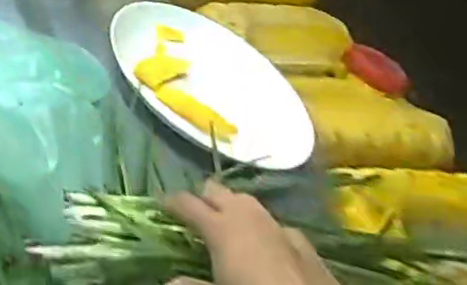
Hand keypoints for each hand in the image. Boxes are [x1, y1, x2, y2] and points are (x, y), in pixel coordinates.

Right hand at [163, 181, 336, 284]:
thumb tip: (169, 280)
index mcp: (221, 227)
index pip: (185, 202)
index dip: (170, 202)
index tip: (159, 206)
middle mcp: (247, 216)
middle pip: (216, 190)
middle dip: (202, 198)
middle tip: (194, 217)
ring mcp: (280, 228)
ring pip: (247, 202)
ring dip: (233, 209)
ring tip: (228, 228)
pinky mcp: (307, 246)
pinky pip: (277, 226)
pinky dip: (265, 231)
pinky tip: (268, 249)